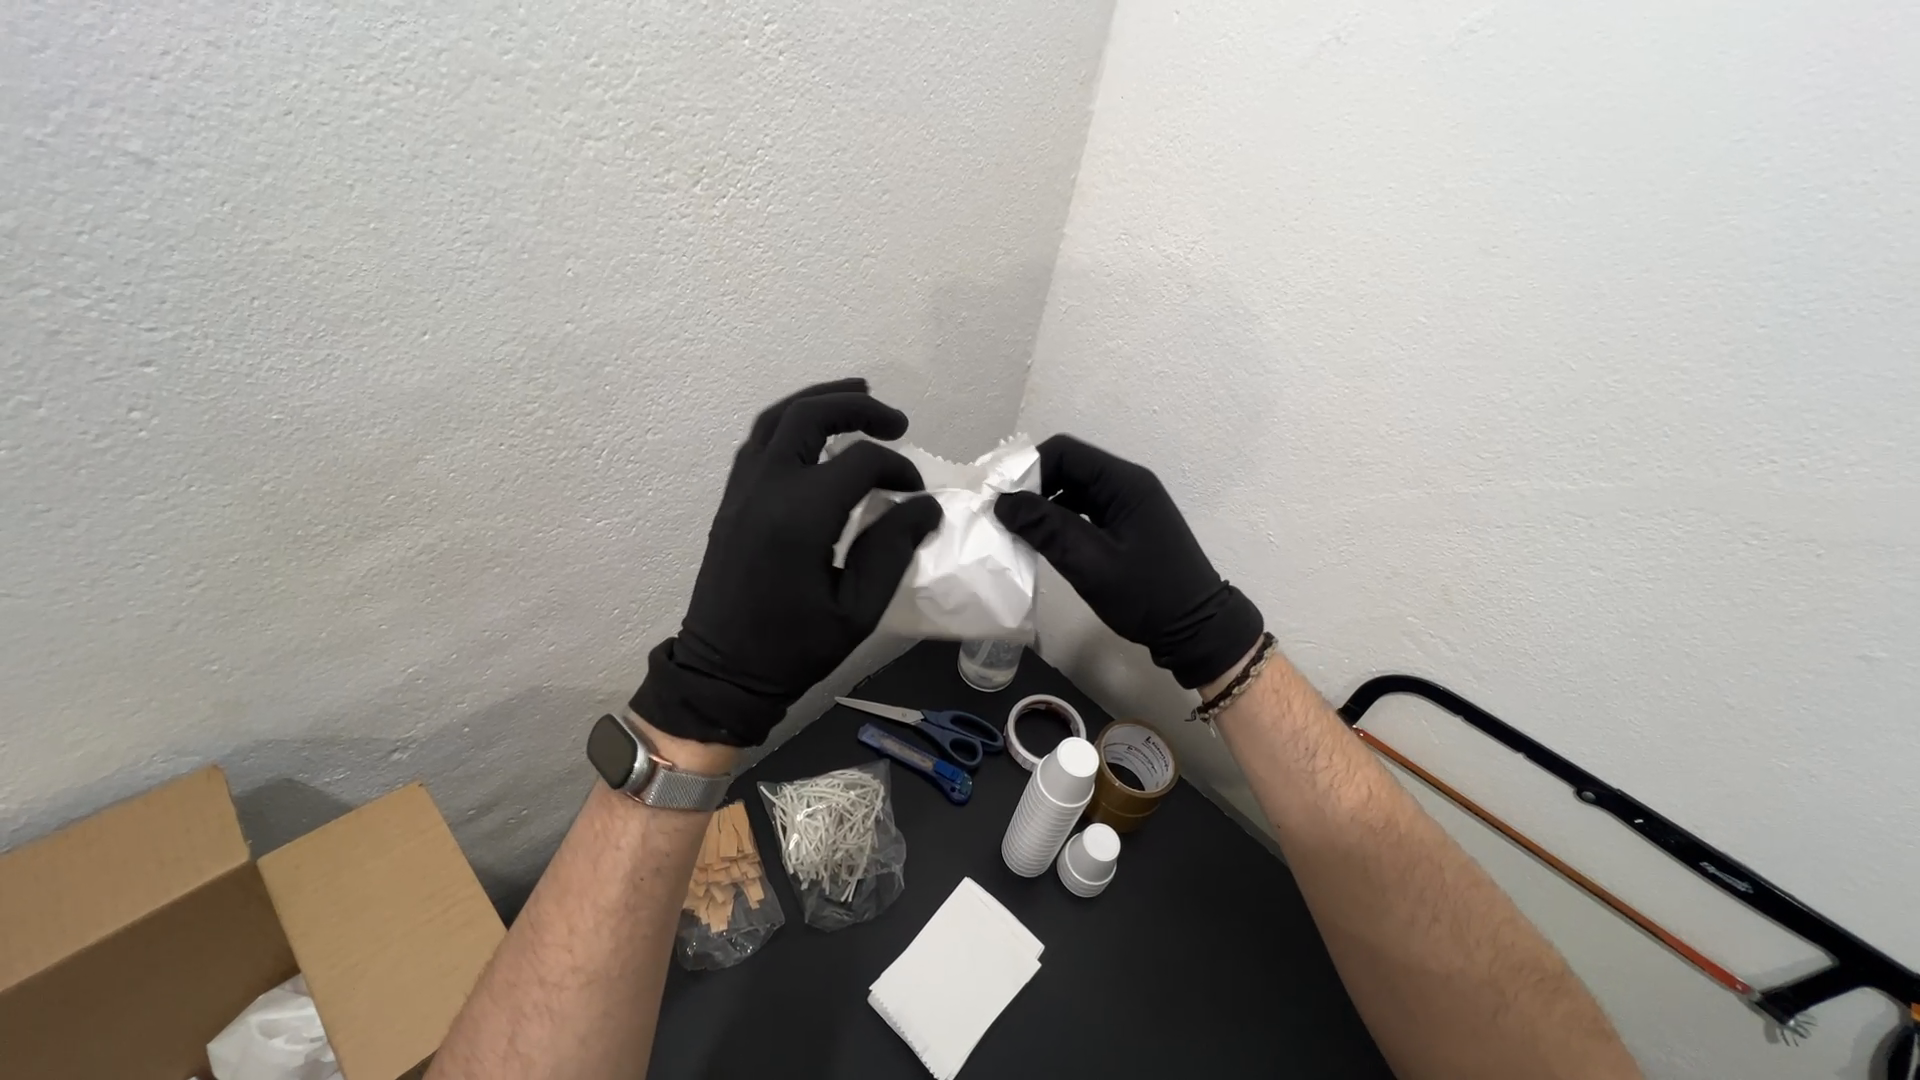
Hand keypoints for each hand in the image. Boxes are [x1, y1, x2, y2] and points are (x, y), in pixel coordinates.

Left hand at [633, 379, 940, 746]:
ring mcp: (741, 490)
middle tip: (896, 421)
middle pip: (809, 415)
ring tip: (856, 398)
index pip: (860, 462)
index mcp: (801, 516)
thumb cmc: (793, 649)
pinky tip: (815, 438)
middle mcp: (767, 488)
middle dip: (857, 407)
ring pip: (776, 419)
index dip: (897, 468)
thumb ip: (893, 549)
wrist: (722, 672)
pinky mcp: (731, 501)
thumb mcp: (858, 610)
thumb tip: (925, 506)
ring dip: (818, 402)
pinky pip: (759, 442)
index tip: (915, 493)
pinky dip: (791, 425)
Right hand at [993, 434, 1262, 688]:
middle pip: (1068, 466)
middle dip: (1032, 486)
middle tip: (1002, 514)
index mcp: (1124, 483)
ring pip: (1074, 488)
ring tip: (1015, 529)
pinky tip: (1042, 540)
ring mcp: (1128, 504)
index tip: (1000, 497)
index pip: (1064, 452)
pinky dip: (1060, 519)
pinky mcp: (1126, 525)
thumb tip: (1002, 502)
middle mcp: (1127, 484)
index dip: (1027, 469)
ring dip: (1044, 504)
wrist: (1197, 630)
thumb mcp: (1090, 563)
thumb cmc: (1148, 596)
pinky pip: (1085, 509)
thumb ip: (1046, 528)